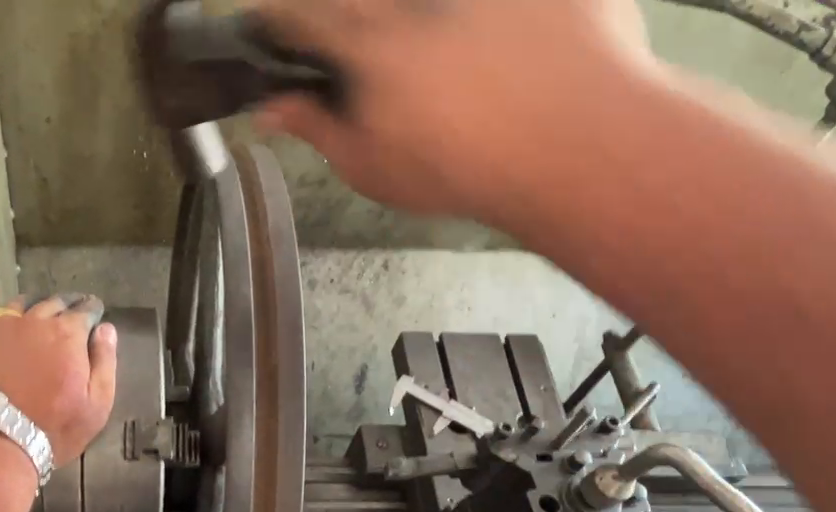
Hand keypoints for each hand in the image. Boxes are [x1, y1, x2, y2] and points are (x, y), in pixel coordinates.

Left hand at [0, 293, 118, 466]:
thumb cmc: (55, 426)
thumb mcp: (97, 403)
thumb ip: (104, 362)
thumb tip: (106, 330)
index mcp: (70, 334)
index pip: (87, 310)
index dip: (94, 311)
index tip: (97, 314)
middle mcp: (39, 322)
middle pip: (58, 303)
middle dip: (70, 305)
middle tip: (76, 311)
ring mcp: (9, 328)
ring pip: (30, 304)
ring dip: (43, 306)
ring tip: (48, 313)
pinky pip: (5, 315)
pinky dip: (18, 314)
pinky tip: (20, 323)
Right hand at [253, 0, 660, 222]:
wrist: (571, 145)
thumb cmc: (458, 169)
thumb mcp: (372, 167)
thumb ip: (318, 129)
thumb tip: (268, 108)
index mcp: (369, 45)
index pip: (302, 18)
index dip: (276, 19)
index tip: (264, 25)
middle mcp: (414, 1)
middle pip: (360, 1)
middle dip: (340, 16)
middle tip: (346, 39)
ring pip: (419, 5)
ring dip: (409, 23)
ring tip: (422, 58)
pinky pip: (494, 4)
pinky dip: (479, 20)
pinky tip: (483, 44)